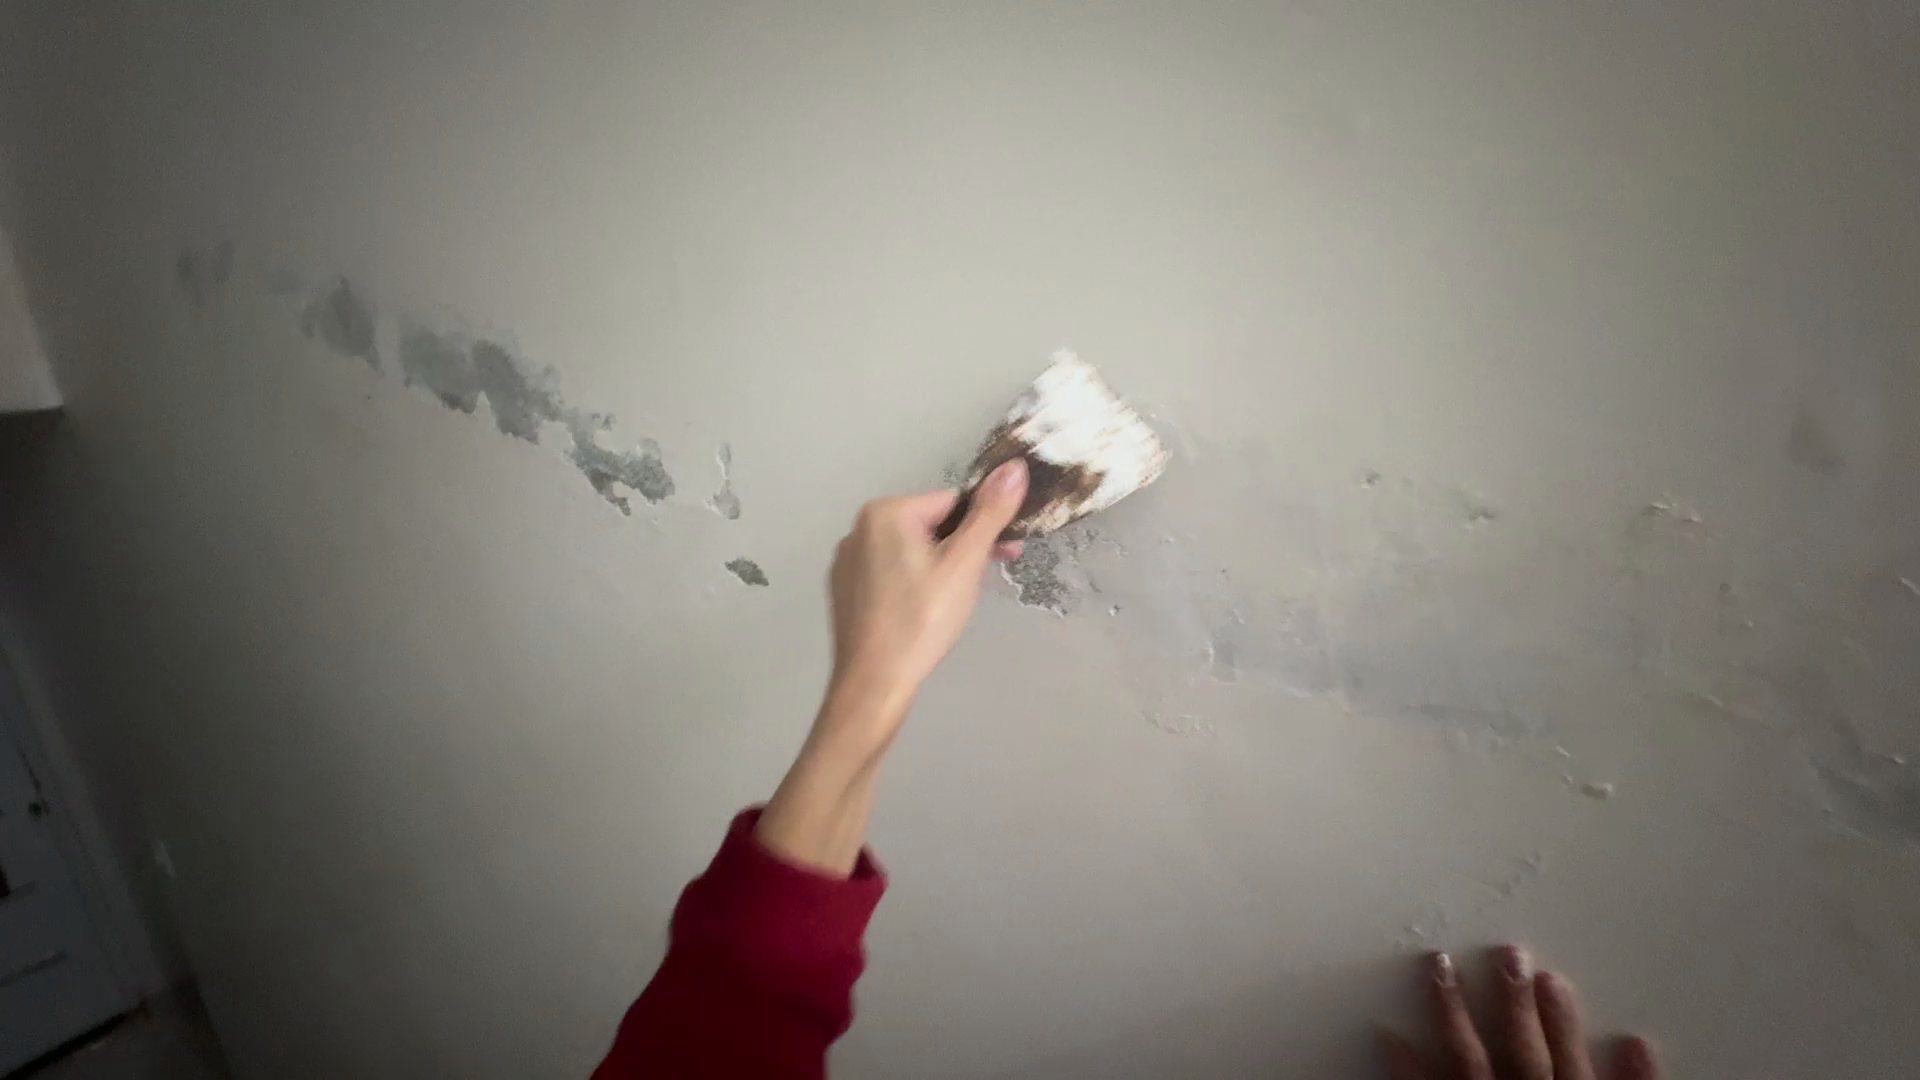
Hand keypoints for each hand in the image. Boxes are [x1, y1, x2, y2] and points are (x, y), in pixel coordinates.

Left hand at [820, 459, 1028, 736]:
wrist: (874, 682)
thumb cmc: (922, 619)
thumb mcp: (964, 564)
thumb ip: (990, 514)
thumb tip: (1015, 466)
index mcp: (885, 512)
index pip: (952, 503)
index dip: (984, 527)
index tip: (1006, 553)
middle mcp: (858, 527)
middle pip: (930, 525)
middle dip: (963, 547)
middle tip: (985, 580)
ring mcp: (847, 559)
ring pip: (910, 550)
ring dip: (941, 564)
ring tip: (955, 602)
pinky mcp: (845, 588)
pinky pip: (889, 572)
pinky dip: (912, 583)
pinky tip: (924, 612)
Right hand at [1384, 948, 1658, 1079]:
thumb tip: (1391, 1042)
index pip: (1463, 1054)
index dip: (1448, 1007)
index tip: (1436, 962)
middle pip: (1521, 1052)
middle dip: (1512, 1002)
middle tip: (1509, 954)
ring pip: (1570, 1070)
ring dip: (1562, 1026)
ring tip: (1554, 980)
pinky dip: (1637, 1079)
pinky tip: (1638, 1044)